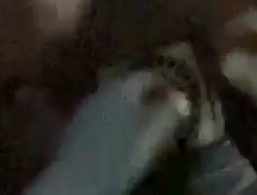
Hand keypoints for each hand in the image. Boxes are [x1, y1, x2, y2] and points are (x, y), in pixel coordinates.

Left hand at [26, 71, 189, 194]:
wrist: (76, 182)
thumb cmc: (121, 154)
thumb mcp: (153, 133)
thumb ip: (170, 111)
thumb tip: (182, 97)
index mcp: (125, 84)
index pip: (151, 74)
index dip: (167, 83)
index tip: (179, 95)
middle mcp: (104, 87)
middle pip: (130, 84)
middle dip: (147, 94)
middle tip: (162, 108)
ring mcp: (86, 106)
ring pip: (114, 99)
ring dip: (129, 108)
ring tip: (141, 123)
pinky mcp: (75, 126)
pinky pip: (101, 115)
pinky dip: (113, 120)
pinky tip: (117, 135)